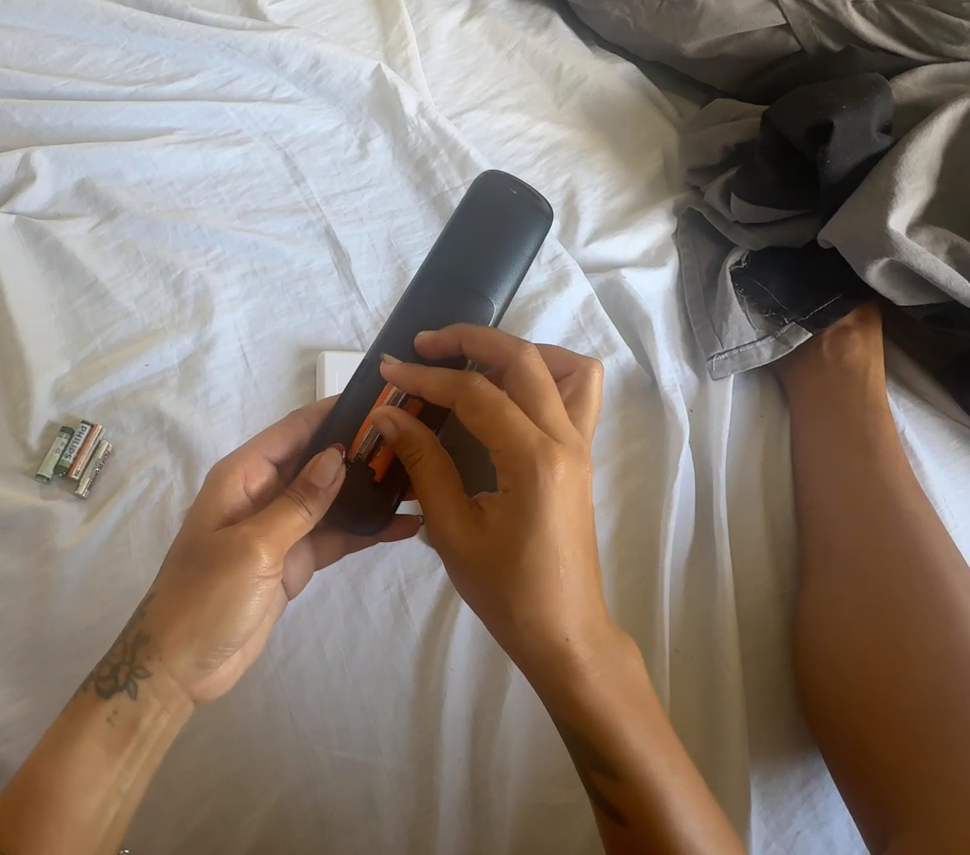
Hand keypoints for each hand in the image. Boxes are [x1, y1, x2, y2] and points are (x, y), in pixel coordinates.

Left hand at [126, 398, 419, 706]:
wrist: (181, 668)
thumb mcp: (253, 547)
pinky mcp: (295, 560)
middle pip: (318, 460)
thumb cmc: (205, 597)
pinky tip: (402, 525)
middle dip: (360, 450)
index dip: (334, 412)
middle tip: (414, 438)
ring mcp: (281, 528)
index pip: (294, 430)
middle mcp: (264, 493)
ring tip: (418, 478)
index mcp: (244, 476)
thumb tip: (337, 456)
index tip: (380, 399)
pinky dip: (365, 530)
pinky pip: (335, 535)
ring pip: (332, 498)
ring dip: (368, 490)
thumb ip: (299, 502)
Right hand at [368, 325, 618, 681]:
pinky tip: (507, 395)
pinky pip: (578, 392)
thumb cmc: (506, 591)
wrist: (563, 631)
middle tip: (426, 345)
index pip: (476, 393)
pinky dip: (545, 375)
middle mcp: (565, 440)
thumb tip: (388, 415)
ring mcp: (580, 445)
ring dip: (519, 351)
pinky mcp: (581, 455)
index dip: (427, 377)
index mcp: (533, 459)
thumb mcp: (452, 530)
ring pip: (567, 366)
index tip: (389, 371)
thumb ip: (423, 463)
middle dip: (471, 339)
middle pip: (524, 358)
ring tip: (476, 362)